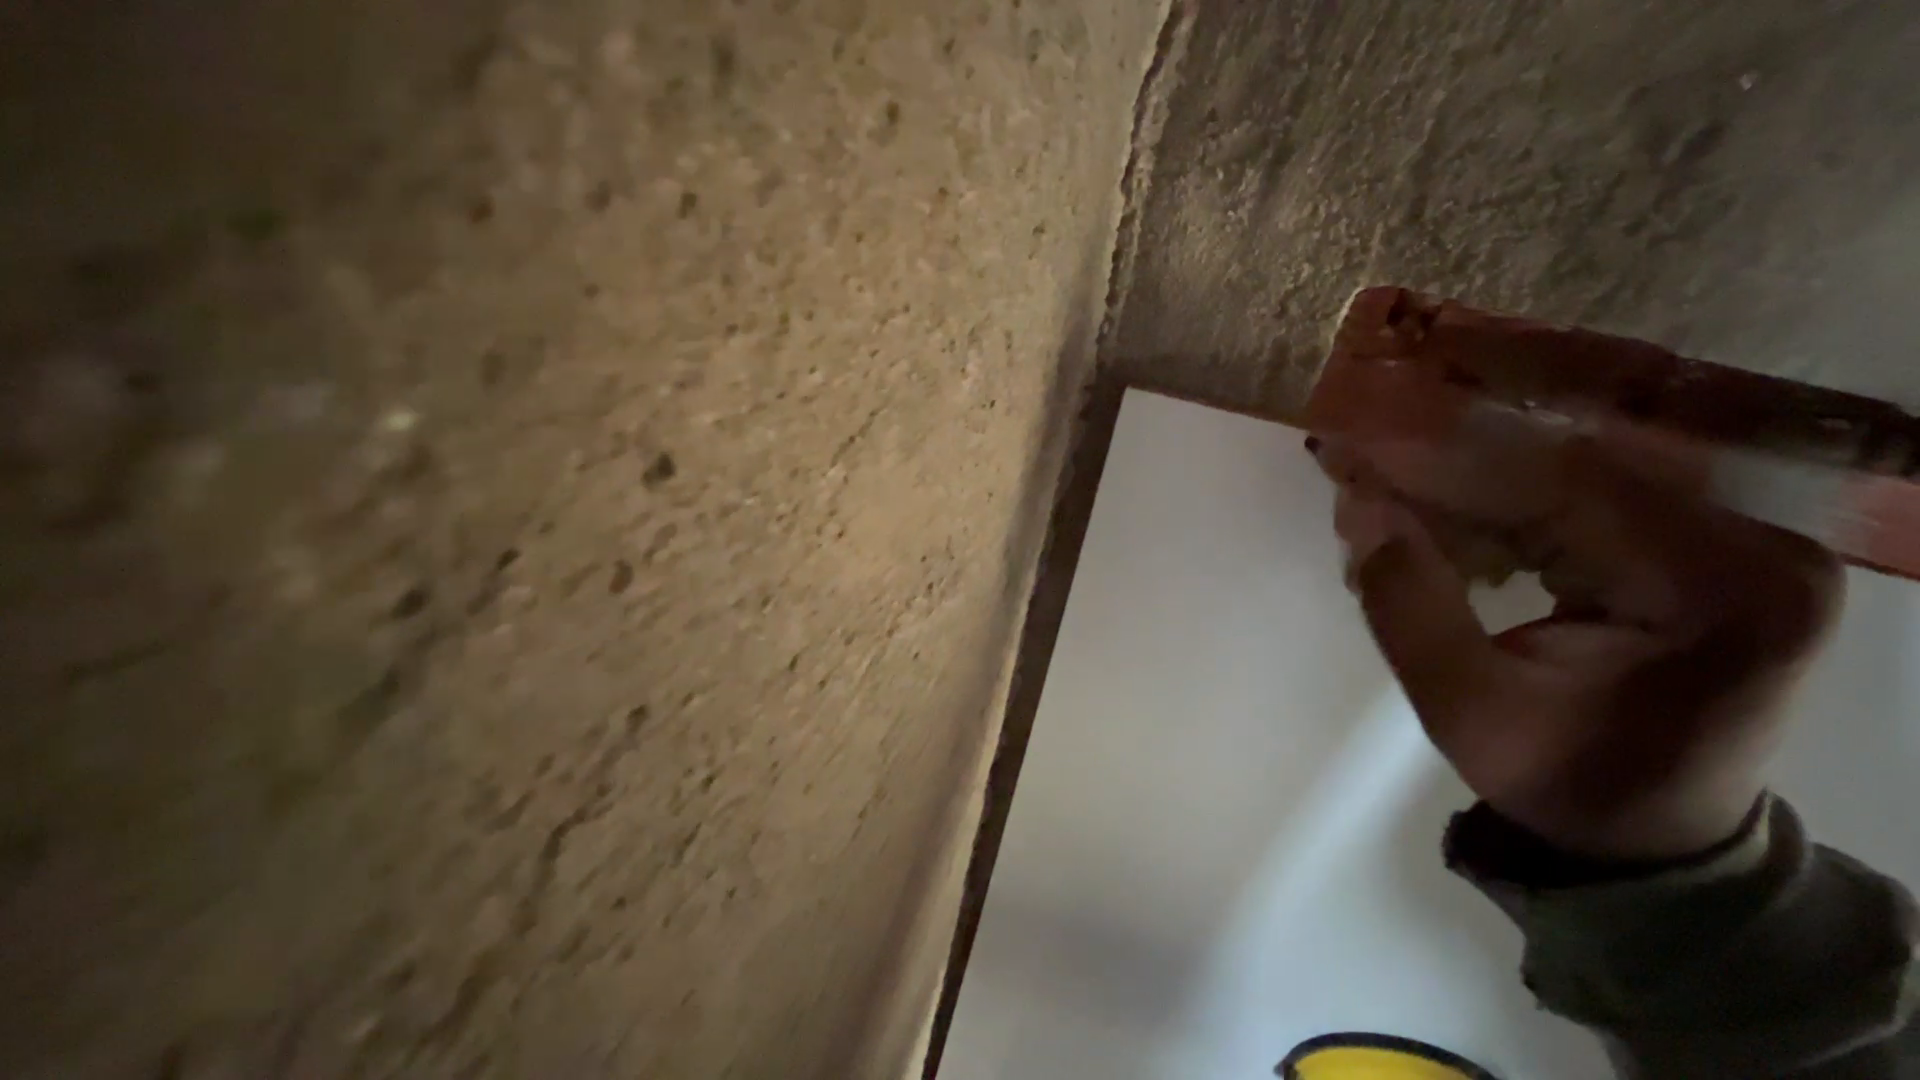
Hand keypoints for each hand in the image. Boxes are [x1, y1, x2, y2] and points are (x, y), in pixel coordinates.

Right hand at [1312, 430, 1842, 859]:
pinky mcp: (1697, 546)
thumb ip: (1408, 603)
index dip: (1442, 459)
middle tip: (1348, 456)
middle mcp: (1747, 544)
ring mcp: (1730, 540)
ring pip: (1562, 478)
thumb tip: (1358, 501)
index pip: (1560, 487)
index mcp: (1716, 587)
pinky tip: (1426, 514)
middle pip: (1563, 472)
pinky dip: (1491, 507)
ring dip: (1458, 483)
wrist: (1646, 837)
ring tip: (1372, 488)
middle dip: (1442, 466)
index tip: (1351, 442)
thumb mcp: (1464, 710)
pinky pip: (1575, 502)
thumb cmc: (1563, 784)